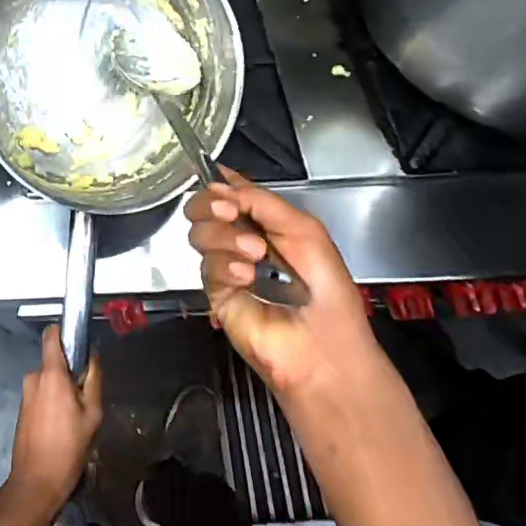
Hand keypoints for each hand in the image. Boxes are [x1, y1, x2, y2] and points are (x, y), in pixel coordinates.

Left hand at [5, 325, 102, 516]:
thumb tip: (92, 356)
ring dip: (62, 391)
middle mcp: (34, 377)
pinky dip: (53, 403)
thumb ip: (93, 379)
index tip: (80, 343)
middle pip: (55, 361)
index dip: (65, 332)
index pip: (52, 335)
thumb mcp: (92, 413)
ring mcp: (25, 394)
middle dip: (70, 372)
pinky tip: (63, 427)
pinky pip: (42, 395)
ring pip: (49, 380)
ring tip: (76, 417)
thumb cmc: (69, 446)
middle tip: (86, 397)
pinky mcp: (22, 410)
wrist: (36, 482)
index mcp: (51, 374)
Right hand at [183, 169, 376, 396]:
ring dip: (226, 237)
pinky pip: (206, 266)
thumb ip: (260, 201)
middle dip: (211, 205)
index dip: (222, 185)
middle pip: (203, 210)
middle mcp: (242, 241)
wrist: (323, 344)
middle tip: (229, 212)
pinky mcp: (217, 294)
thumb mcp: (303, 229)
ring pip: (200, 234)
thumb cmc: (325, 288)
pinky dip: (226, 266)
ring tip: (255, 254)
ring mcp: (228, 267)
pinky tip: (248, 278)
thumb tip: (221, 182)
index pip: (230, 193)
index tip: (224, 186)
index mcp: (266, 223)